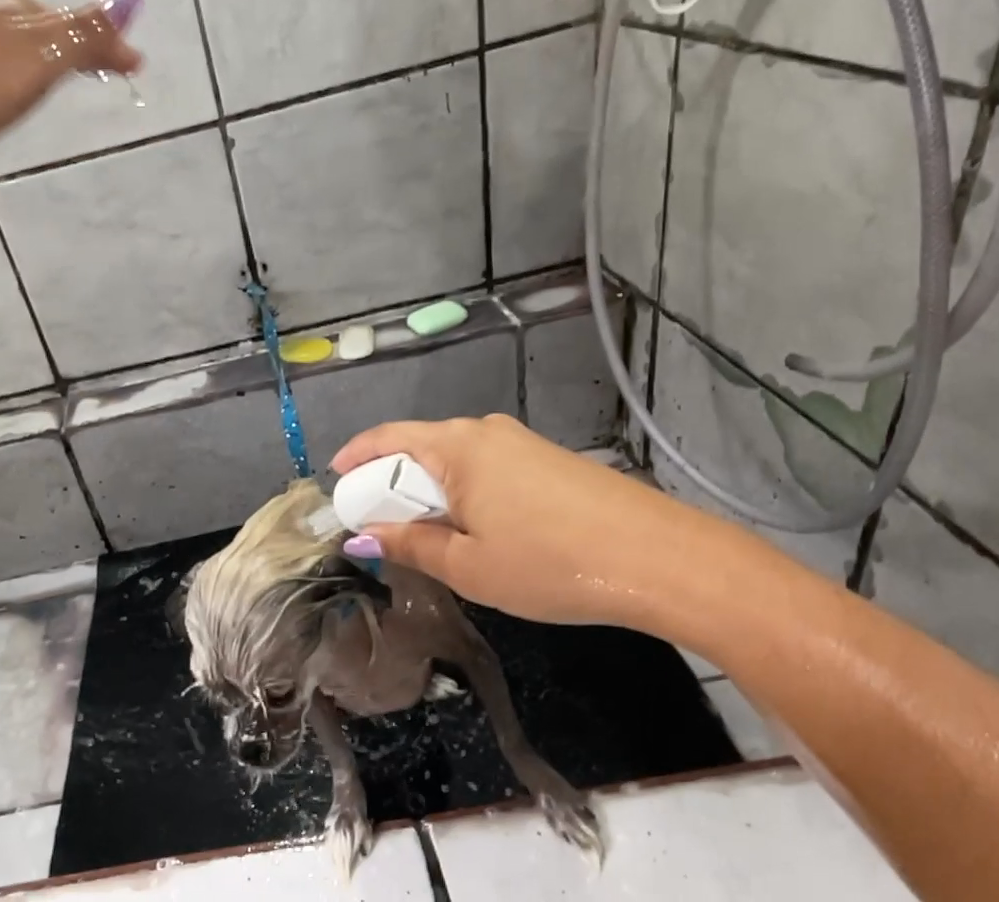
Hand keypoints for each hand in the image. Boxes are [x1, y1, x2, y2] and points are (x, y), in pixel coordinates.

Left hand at [0, 0, 144, 150]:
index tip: (131, 65)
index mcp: (16, 14)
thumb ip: (80, 39)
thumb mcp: (33, 62)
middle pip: (31, 31)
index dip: (101, 46)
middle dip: (57, 55)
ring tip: (20, 102)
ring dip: (12, 71)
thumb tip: (128, 6)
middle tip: (79, 77)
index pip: (72, 25)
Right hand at [330, 415, 720, 626]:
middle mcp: (484, 432)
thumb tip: (363, 536)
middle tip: (379, 529)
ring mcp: (522, 444)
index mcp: (455, 446)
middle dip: (391, 485)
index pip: (384, 439)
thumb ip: (409, 545)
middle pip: (418, 449)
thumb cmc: (549, 562)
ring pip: (455, 463)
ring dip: (430, 495)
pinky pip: (487, 471)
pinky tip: (480, 535)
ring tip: (429, 540)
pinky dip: (466, 496)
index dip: (354, 462)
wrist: (662, 559)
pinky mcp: (550, 462)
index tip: (335, 489)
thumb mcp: (468, 566)